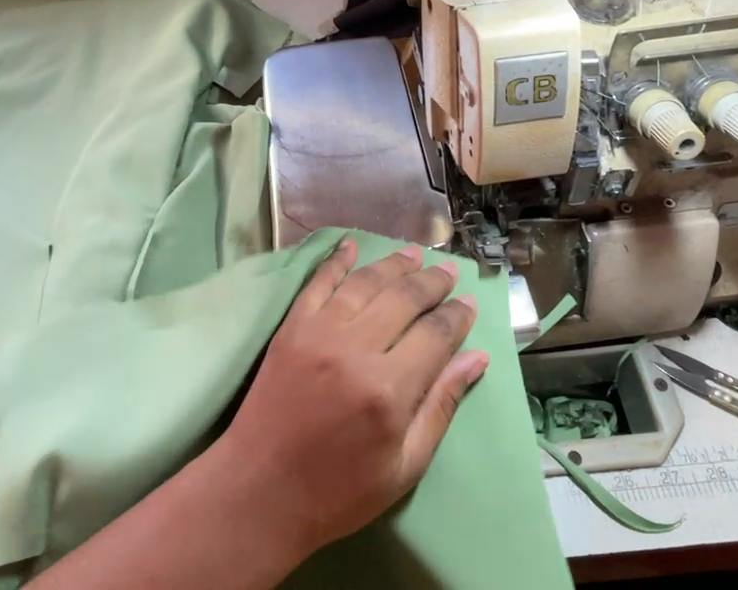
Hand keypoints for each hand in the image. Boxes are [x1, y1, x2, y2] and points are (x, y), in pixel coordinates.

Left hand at [211, 238, 487, 558]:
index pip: (435, 335)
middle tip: (448, 272)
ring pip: (365, 283)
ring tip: (414, 254)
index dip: (457, 316)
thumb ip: (441, 406)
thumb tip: (476, 358)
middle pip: (404, 299)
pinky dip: (336, 261)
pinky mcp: (290, 328)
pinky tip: (351, 246)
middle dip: (432, 282)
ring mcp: (319, 333)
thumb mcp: (405, 465)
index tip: (470, 304)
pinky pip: (318, 283)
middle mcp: (356, 350)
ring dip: (393, 264)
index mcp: (389, 389)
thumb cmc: (340, 491)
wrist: (261, 490)